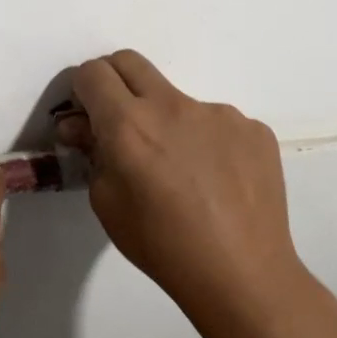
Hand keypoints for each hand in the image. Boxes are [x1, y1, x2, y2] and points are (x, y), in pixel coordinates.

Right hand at [56, 50, 302, 304]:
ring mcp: (219, 113)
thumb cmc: (161, 245)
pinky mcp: (253, 129)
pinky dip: (206, 142)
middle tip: (120, 122)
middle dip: (115, 83)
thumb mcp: (106, 203)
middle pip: (130, 62)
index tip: (88, 116)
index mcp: (128, 124)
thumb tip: (83, 126)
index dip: (83, 90)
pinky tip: (214, 181)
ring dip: (166, 120)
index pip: (93, 73)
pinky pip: (216, 123)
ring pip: (177, 99)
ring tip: (181, 171)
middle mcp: (172, 106)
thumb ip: (92, 153)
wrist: (242, 275)